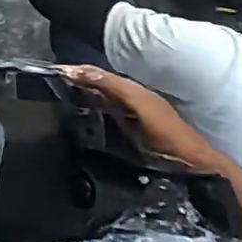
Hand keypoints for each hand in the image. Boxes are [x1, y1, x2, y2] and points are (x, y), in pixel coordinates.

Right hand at [59, 65, 227, 172]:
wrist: (194, 171)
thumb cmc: (169, 134)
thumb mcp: (141, 104)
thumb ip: (114, 86)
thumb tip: (77, 70)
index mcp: (133, 92)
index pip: (100, 75)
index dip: (79, 72)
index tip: (53, 73)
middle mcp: (129, 104)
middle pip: (96, 89)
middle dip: (74, 85)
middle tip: (46, 86)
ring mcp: (127, 124)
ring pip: (96, 107)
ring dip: (77, 103)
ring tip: (52, 104)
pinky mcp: (124, 143)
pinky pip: (98, 126)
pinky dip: (84, 121)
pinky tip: (71, 125)